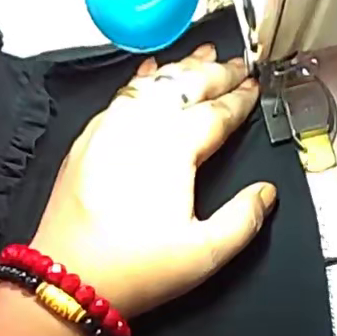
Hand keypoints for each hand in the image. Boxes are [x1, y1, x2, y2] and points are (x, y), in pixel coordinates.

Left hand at [29, 44, 276, 316]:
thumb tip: (266, 193)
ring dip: (180, 70)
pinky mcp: (88, 141)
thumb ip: (243, 219)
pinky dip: (141, 81)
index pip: (215, 113)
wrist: (70, 278)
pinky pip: (121, 96)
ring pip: (151, 85)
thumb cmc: (138, 268)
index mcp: (173, 149)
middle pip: (183, 88)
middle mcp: (140, 127)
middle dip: (215, 74)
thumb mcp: (205, 254)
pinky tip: (149, 74)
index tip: (256, 87)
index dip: (239, 100)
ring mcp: (109, 130)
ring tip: (202, 57)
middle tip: (239, 64)